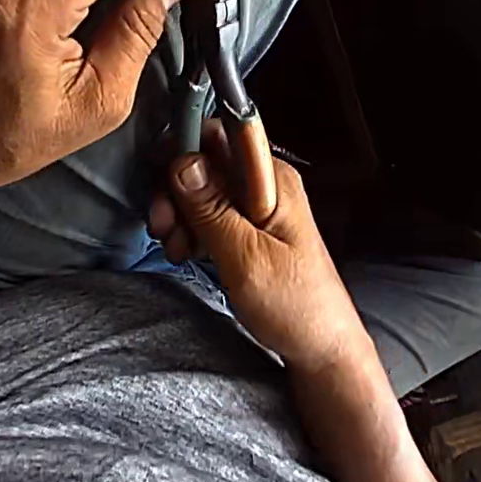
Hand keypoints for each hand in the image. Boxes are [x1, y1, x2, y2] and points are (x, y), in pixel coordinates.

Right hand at [149, 123, 373, 375]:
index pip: (222, 135)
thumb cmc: (296, 305)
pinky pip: (209, 213)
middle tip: (164, 226)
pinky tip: (187, 252)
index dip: (185, 146)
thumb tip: (183, 161)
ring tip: (178, 248)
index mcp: (272, 179)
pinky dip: (191, 229)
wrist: (321, 346)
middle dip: (176, 190)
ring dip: (179, 214)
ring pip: (201, 190)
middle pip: (206, 162)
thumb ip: (212, 209)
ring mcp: (256, 206)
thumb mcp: (246, 257)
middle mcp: (264, 184)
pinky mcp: (248, 228)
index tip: (159, 175)